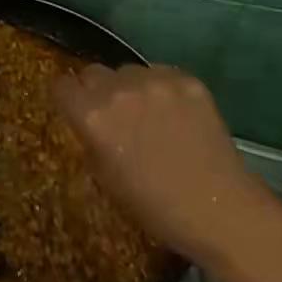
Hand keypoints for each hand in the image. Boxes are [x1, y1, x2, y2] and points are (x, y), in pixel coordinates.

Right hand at [53, 64, 265, 263]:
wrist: (220, 210)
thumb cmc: (154, 206)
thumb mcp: (104, 176)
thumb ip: (89, 137)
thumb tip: (88, 119)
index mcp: (92, 116)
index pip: (61, 85)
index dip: (67, 98)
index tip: (74, 108)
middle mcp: (119, 89)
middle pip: (93, 72)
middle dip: (97, 90)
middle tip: (114, 115)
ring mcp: (155, 81)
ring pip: (128, 71)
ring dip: (130, 88)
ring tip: (150, 116)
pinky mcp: (186, 79)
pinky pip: (161, 74)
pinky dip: (162, 89)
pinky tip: (176, 115)